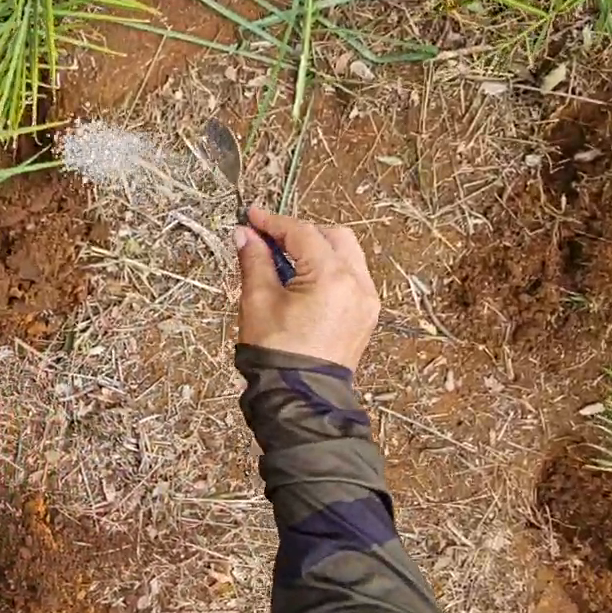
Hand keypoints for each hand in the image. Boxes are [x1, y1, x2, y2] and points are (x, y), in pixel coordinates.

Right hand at [234, 209, 379, 371]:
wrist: (299, 396)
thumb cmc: (275, 349)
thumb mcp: (258, 300)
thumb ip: (254, 260)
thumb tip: (244, 234)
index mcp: (332, 277)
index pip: (302, 233)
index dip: (273, 222)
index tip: (251, 216)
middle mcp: (358, 283)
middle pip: (333, 236)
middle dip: (300, 232)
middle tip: (268, 238)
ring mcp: (367, 300)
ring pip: (346, 255)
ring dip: (315, 249)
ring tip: (282, 259)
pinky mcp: (365, 314)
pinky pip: (350, 277)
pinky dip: (327, 269)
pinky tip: (300, 279)